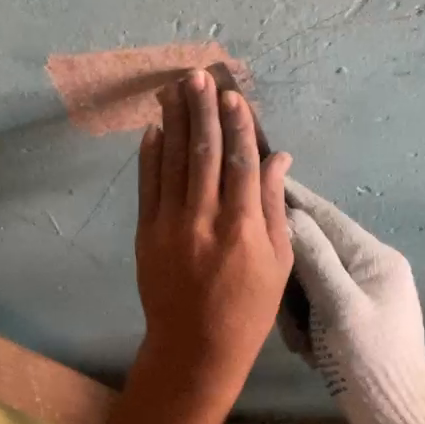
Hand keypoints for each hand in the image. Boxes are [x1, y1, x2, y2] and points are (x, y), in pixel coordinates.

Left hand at [132, 69, 293, 413]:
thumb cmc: (248, 308)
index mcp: (245, 227)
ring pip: (171, 162)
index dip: (237, 125)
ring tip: (174, 90)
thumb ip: (275, 205)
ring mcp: (170, 225)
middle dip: (201, 110)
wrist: (195, 346)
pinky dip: (150, 155)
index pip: (241, 162)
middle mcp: (206, 219)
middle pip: (203, 152)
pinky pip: (148, 185)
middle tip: (198, 77)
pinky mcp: (146, 233)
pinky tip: (153, 129)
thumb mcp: (278, 260)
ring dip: (173, 122)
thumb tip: (279, 156)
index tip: (234, 96)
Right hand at [283, 178, 424, 423]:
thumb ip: (313, 256)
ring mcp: (361, 290)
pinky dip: (304, 319)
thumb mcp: (338, 306)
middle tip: (275, 299)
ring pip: (310, 275)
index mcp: (374, 257)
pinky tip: (305, 344)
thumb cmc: (368, 359)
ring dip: (296, 304)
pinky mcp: (352, 313)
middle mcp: (370, 265)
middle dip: (291, 271)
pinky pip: (315, 299)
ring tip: (297, 335)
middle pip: (314, 245)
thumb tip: (288, 213)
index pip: (324, 213)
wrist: (395, 417)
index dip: (291, 195)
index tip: (256, 174)